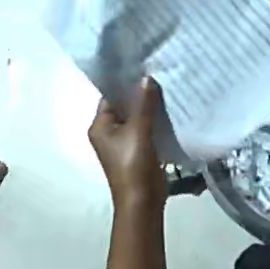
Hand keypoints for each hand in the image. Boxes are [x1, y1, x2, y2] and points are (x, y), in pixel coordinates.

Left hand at [88, 78, 166, 209]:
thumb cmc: (133, 164)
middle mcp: (108, 132)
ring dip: (149, 107)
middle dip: (140, 94)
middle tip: (159, 74)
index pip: (109, 96)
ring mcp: (123, 142)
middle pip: (124, 106)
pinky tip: (170, 110)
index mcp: (100, 126)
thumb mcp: (138, 130)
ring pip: (136, 118)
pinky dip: (155, 121)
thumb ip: (143, 104)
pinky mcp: (138, 150)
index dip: (124, 83)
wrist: (142, 201)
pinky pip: (146, 129)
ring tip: (167, 87)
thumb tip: (147, 78)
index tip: (142, 67)